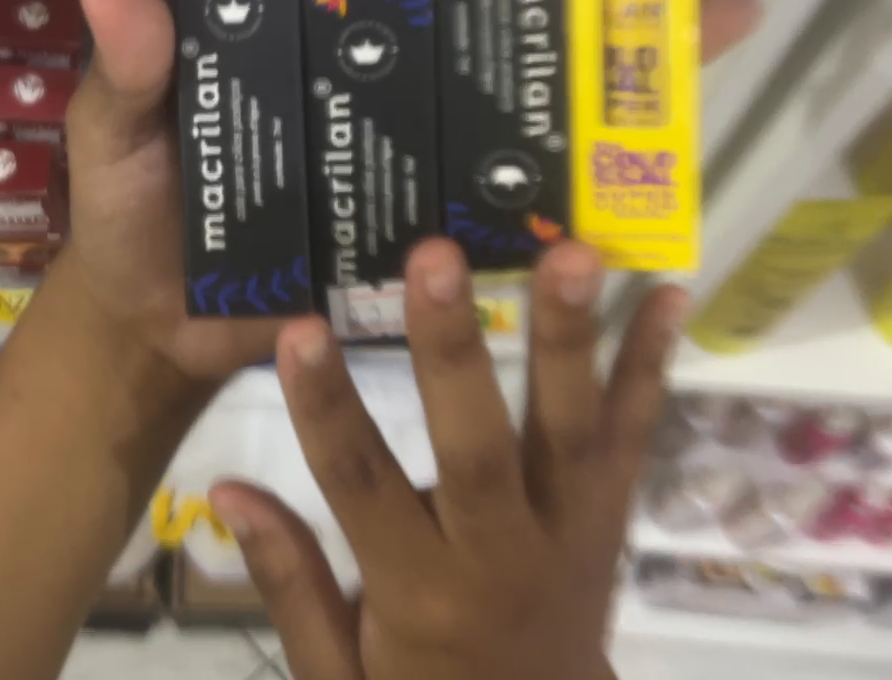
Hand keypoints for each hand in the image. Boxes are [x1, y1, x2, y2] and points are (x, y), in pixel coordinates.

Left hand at [58, 0, 759, 384]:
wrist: (155, 326)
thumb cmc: (128, 221)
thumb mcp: (115, 135)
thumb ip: (129, 70)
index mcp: (293, 40)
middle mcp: (359, 83)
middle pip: (468, 4)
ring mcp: (396, 158)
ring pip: (508, 96)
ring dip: (608, 54)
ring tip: (717, 3)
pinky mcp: (415, 235)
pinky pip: (501, 205)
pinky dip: (573, 183)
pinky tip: (658, 153)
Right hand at [210, 239, 681, 679]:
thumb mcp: (336, 674)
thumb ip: (288, 579)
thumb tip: (224, 491)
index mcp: (421, 594)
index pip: (359, 485)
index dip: (325, 406)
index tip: (298, 328)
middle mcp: (503, 557)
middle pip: (476, 447)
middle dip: (451, 348)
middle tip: (435, 257)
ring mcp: (572, 533)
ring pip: (570, 430)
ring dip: (571, 336)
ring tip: (571, 253)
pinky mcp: (611, 517)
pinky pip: (634, 437)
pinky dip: (650, 364)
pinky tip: (667, 294)